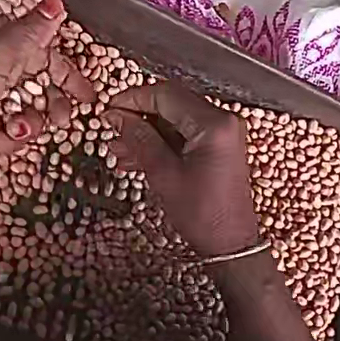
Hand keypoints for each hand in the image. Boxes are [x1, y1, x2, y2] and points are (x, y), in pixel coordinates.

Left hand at [0, 0, 95, 199]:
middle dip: (52, 106)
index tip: (86, 95)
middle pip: (40, 90)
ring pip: (29, 117)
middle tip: (60, 119)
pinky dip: (2, 140)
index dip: (67, 74)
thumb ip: (32, 33)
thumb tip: (55, 4)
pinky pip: (10, 139)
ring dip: (27, 126)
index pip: (43, 56)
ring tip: (14, 128)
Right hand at [102, 79, 262, 258]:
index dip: (133, 99)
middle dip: (138, 118)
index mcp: (214, 124)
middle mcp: (223, 121)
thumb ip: (140, 140)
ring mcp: (223, 135)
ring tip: (119, 150)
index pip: (166, 95)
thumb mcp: (165, 175)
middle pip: (171, 105)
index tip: (109, 110)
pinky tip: (137, 158)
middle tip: (112, 131)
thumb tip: (117, 117)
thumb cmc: (202, 214)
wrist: (230, 245)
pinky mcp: (219, 149)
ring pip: (176, 122)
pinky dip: (162, 144)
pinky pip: (185, 137)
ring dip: (147, 133)